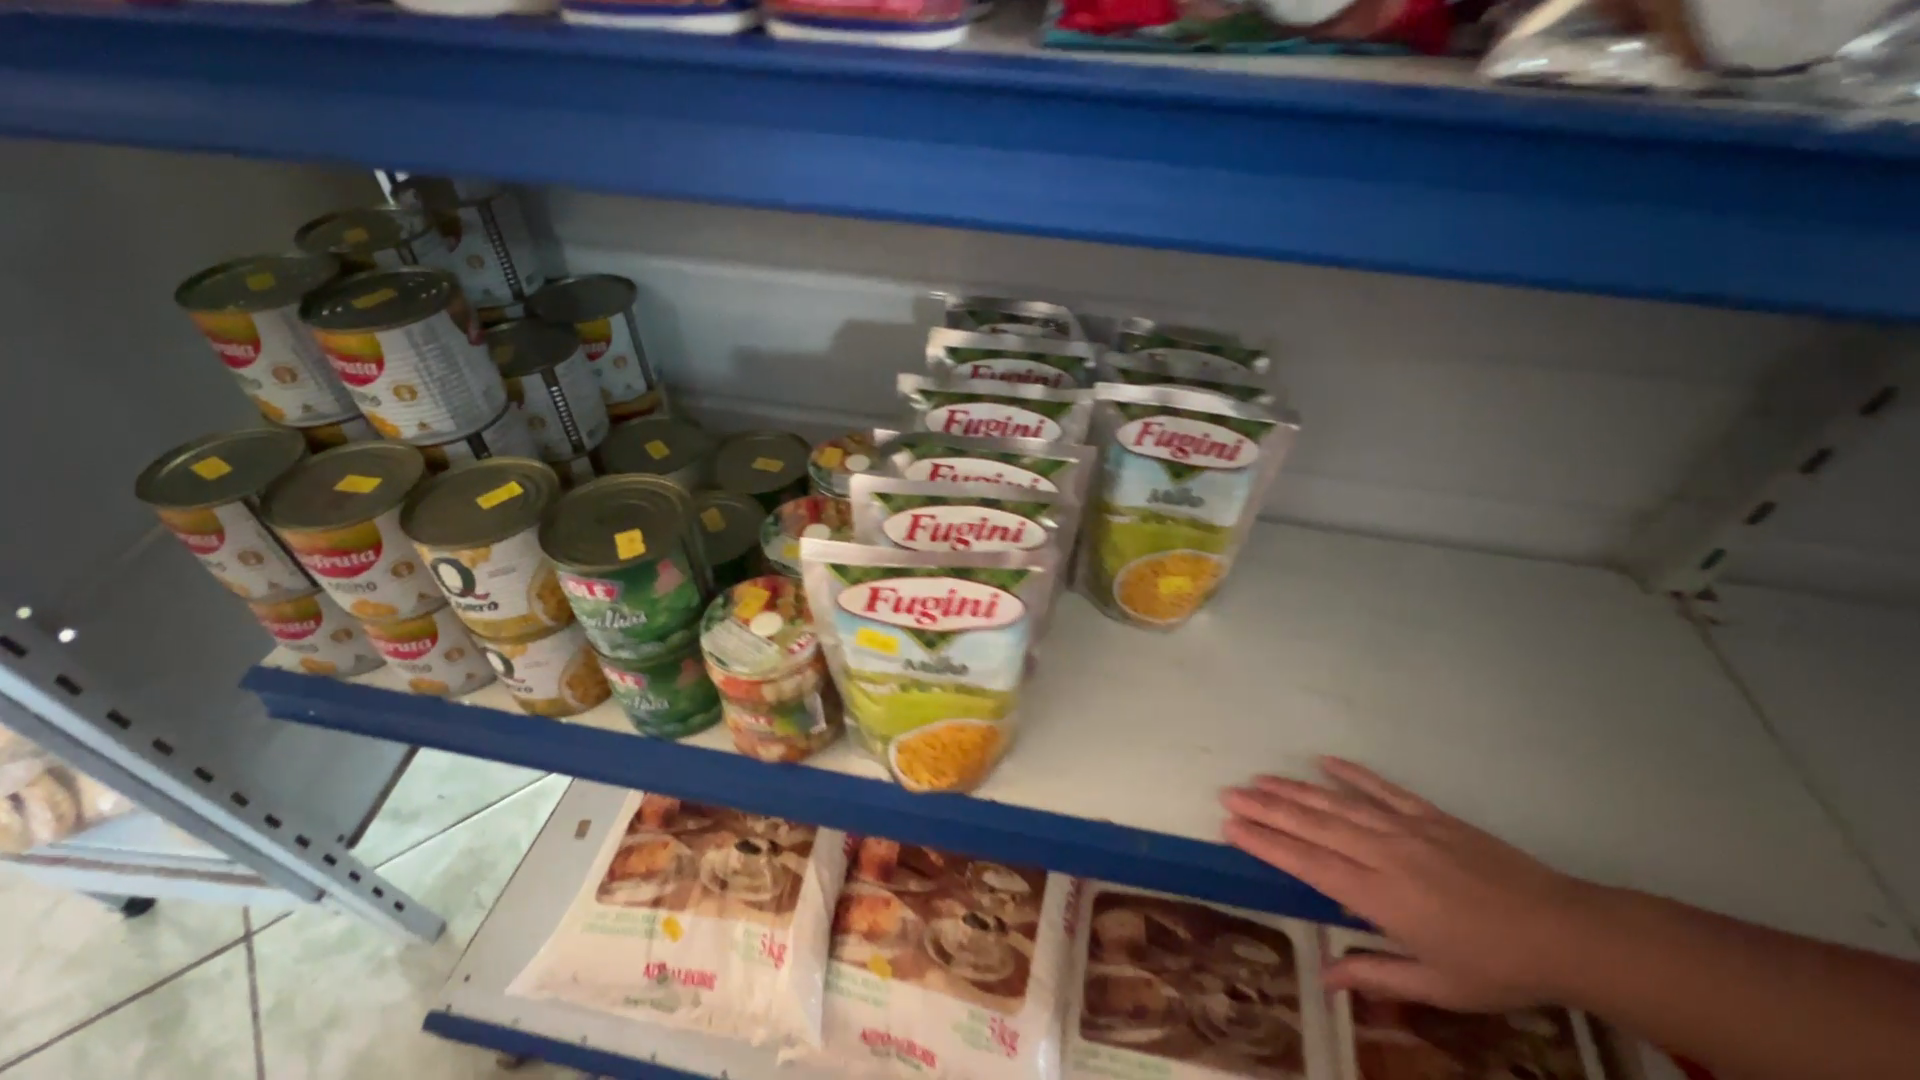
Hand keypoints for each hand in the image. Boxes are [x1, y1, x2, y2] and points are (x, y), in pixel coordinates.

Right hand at [1221, 757, 1598, 1011]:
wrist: (1564, 931)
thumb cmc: (1496, 967)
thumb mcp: (1435, 985)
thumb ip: (1375, 975)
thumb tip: (1323, 978)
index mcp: (1379, 897)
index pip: (1307, 863)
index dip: (1266, 843)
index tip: (1231, 826)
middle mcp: (1385, 855)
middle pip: (1314, 826)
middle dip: (1267, 809)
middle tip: (1230, 793)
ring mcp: (1410, 830)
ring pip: (1340, 804)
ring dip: (1296, 790)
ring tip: (1260, 778)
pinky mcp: (1434, 817)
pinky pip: (1384, 790)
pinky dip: (1353, 774)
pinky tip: (1325, 761)